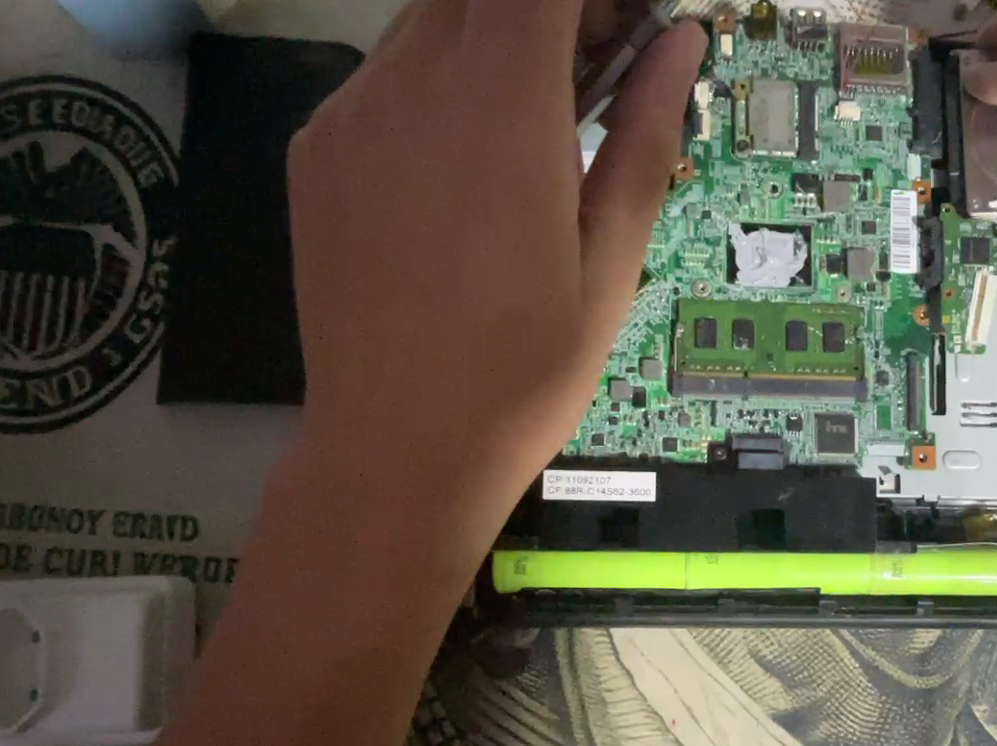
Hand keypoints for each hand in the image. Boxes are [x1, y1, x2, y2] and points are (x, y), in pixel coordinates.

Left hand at [286, 0, 704, 544]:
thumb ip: (644, 142)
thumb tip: (679, 45)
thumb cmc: (526, 376)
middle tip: (598, 75)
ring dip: (493, 46)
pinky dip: (438, 90)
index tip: (629, 27)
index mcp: (502, 112)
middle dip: (550, 10)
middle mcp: (410, 85)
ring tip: (535, 133)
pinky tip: (463, 177)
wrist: (400, 450)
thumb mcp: (610, 269)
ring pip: (428, 25)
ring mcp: (348, 115)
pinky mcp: (316, 154)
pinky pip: (383, 81)